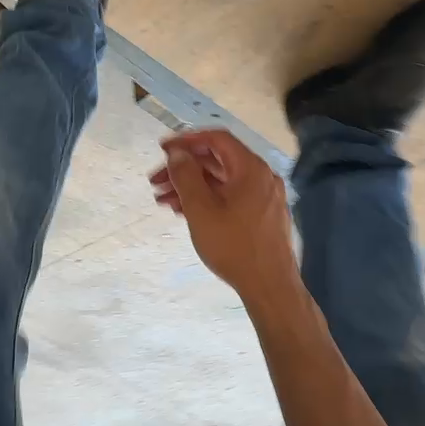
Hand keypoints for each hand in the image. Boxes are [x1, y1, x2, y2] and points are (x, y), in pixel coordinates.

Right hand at [150, 129, 296, 295]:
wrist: (269, 286)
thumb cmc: (233, 245)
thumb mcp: (200, 209)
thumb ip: (186, 175)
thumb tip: (177, 153)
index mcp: (250, 169)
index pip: (216, 139)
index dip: (186, 140)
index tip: (162, 150)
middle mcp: (261, 177)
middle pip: (216, 160)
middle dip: (183, 168)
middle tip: (155, 181)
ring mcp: (263, 196)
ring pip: (220, 180)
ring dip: (190, 186)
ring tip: (163, 201)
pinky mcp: (261, 214)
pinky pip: (229, 196)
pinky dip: (206, 198)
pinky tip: (184, 212)